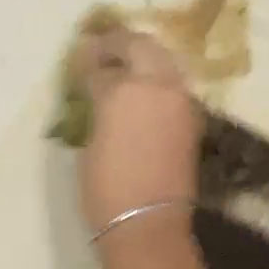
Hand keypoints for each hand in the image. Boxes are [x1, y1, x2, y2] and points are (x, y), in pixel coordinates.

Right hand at [76, 29, 205, 238]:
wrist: (147, 223)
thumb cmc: (106, 193)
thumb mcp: (89, 150)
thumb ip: (97, 114)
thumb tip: (100, 102)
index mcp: (122, 91)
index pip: (101, 66)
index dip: (87, 62)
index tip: (78, 62)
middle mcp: (156, 84)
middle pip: (140, 46)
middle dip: (119, 45)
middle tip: (102, 50)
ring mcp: (179, 99)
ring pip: (162, 61)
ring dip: (142, 59)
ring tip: (124, 69)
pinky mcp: (191, 118)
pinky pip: (172, 85)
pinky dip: (157, 81)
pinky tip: (142, 95)